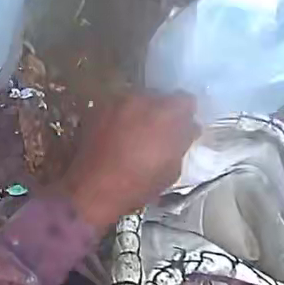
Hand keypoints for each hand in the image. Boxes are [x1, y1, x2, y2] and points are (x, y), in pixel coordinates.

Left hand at [56, 92, 199, 230]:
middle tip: (160, 132)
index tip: (183, 127)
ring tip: (136, 135)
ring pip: (137, 100)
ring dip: (141, 113)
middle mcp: (142, 100)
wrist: (94, 187)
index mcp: (167, 113)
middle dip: (162, 112)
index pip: (186, 100)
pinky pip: (117, 107)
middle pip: (160, 97)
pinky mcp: (98, 108)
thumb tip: (189, 128)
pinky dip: (121, 117)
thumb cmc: (139, 183)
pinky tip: (117, 136)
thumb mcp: (172, 168)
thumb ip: (183, 141)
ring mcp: (117, 102)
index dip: (186, 114)